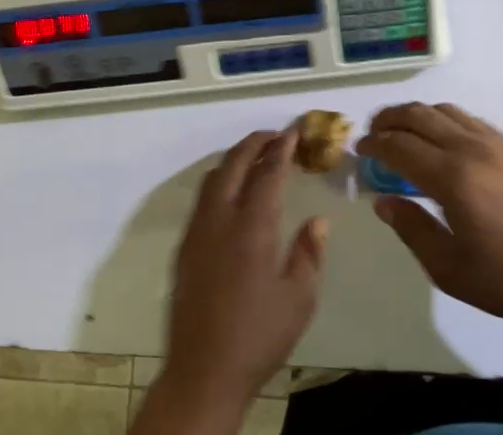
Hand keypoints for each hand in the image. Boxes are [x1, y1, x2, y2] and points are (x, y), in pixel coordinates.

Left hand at [162, 129, 326, 402]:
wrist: (204, 370)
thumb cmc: (259, 336)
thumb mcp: (299, 299)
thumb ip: (309, 254)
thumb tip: (318, 221)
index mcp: (252, 228)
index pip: (267, 173)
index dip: (281, 149)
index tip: (294, 131)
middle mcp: (220, 220)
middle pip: (234, 165)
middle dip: (255, 144)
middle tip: (276, 135)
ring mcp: (198, 232)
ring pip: (213, 178)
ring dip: (235, 159)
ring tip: (256, 156)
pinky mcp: (185, 247)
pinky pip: (202, 197)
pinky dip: (220, 179)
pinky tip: (233, 191)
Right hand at [358, 103, 502, 332]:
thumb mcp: (449, 269)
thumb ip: (412, 229)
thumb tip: (385, 201)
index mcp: (452, 177)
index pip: (400, 145)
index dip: (374, 144)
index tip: (359, 150)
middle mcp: (473, 149)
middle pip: (420, 116)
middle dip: (390, 119)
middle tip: (373, 133)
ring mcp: (500, 144)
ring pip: (447, 111)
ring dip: (418, 115)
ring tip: (404, 132)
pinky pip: (472, 121)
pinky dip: (447, 121)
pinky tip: (444, 142)